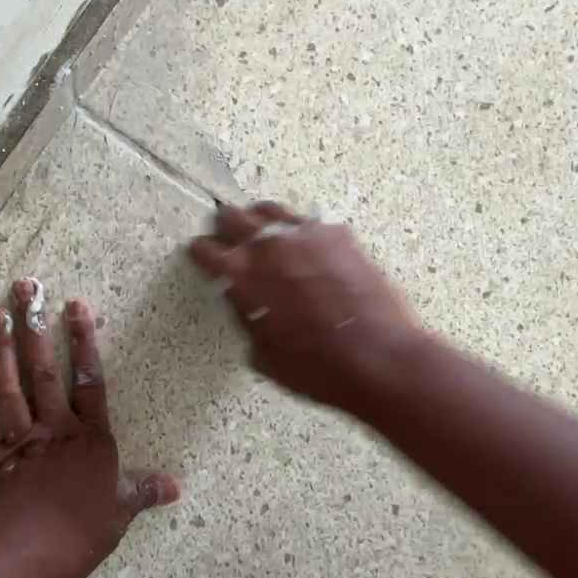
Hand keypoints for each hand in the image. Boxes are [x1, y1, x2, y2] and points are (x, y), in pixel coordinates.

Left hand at [0, 279, 178, 577]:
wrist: (17, 557)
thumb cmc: (74, 535)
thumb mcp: (118, 516)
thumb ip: (142, 493)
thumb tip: (176, 484)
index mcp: (86, 440)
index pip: (89, 380)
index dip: (83, 341)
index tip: (75, 304)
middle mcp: (51, 431)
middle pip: (43, 372)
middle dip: (35, 328)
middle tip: (25, 288)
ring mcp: (16, 444)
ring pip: (8, 388)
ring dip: (0, 350)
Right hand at [186, 201, 430, 414]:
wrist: (377, 358)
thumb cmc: (317, 368)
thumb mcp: (264, 353)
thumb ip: (247, 317)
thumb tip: (247, 303)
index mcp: (240, 275)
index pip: (204, 249)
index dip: (200, 252)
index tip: (201, 254)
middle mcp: (267, 245)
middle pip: (231, 216)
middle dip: (225, 225)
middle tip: (226, 233)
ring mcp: (304, 233)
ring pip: (269, 209)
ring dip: (259, 219)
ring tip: (262, 228)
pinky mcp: (337, 233)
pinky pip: (308, 221)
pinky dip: (299, 229)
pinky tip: (304, 243)